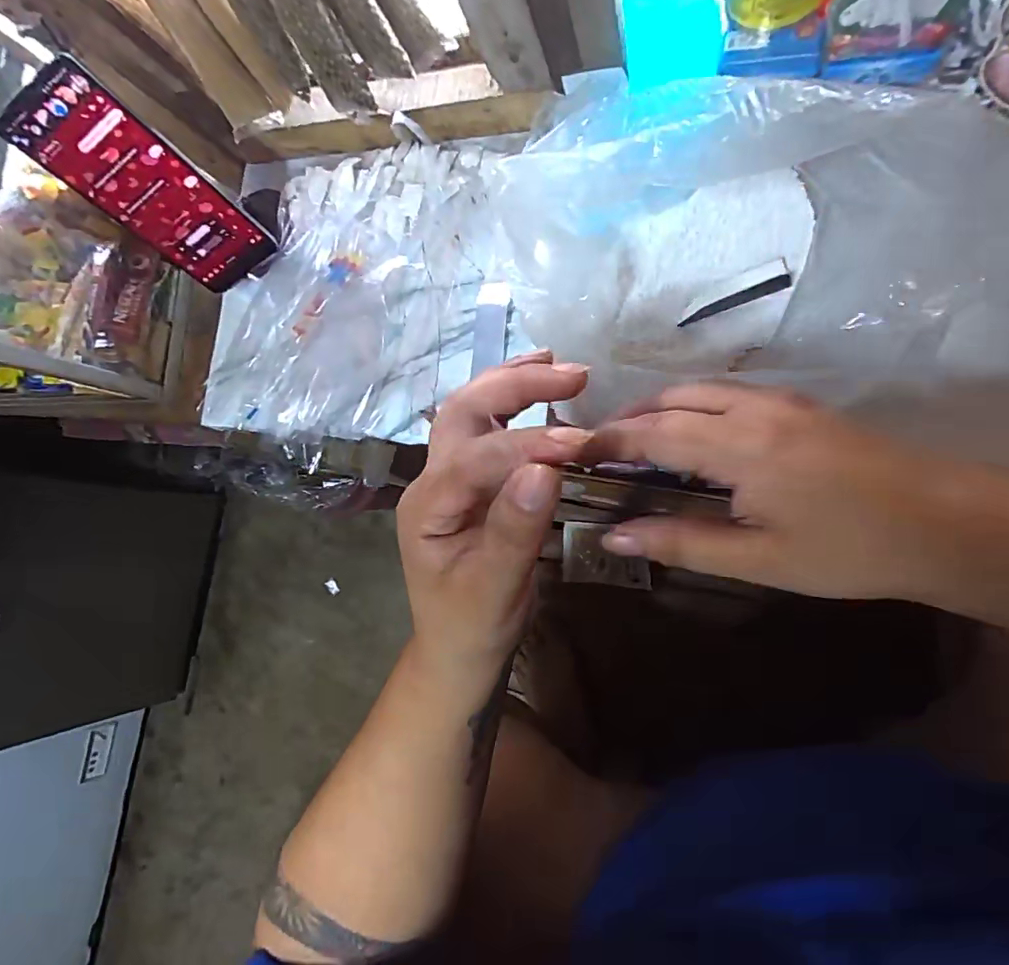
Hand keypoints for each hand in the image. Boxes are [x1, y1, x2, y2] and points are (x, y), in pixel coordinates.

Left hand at [396, 351, 593, 679]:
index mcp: (429, 505)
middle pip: (464, 410)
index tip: (580, 443)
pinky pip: (489, 426)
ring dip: (511, 380)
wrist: (457, 645)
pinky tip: (541, 387)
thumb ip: (515, 529)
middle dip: (515, 385)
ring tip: (555, 363)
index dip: (528, 444)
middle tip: (572, 375)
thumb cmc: (472, 623)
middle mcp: (432, 478)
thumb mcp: (494, 587)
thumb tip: (546, 470)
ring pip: (472, 408)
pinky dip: (515, 399)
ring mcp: (450, 474)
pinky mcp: (472, 478)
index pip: (477, 457)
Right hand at [589, 383, 1008, 627]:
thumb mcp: (762, 559)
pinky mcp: (802, 405)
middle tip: (602, 451)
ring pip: (702, 390)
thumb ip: (684, 542)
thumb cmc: (851, 550)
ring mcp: (782, 401)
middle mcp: (754, 410)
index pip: (652, 434)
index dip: (608, 441)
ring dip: (663, 409)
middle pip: (672, 400)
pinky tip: (699, 437)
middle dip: (630, 419)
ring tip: (642, 443)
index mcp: (739, 448)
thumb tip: (615, 537)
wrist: (947, 521)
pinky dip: (696, 406)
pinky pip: (731, 392)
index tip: (574, 453)